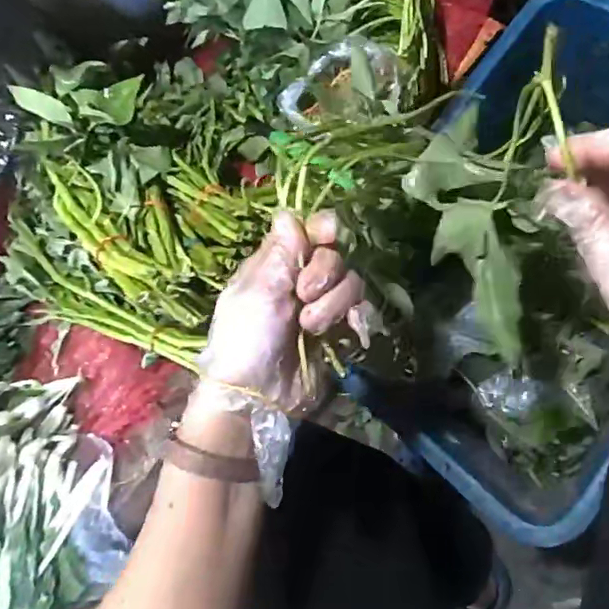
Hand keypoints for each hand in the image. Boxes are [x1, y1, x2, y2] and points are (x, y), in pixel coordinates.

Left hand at [193, 210, 368, 416]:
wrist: (258, 396)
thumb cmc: (245, 339)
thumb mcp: (256, 292)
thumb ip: (280, 254)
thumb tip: (287, 212)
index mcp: (275, 264)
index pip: (308, 231)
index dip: (323, 229)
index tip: (328, 235)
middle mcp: (302, 278)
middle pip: (335, 254)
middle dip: (324, 273)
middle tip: (302, 297)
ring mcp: (323, 305)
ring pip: (352, 281)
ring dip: (333, 303)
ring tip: (310, 327)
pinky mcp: (340, 330)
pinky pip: (363, 310)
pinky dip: (357, 317)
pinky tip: (348, 330)